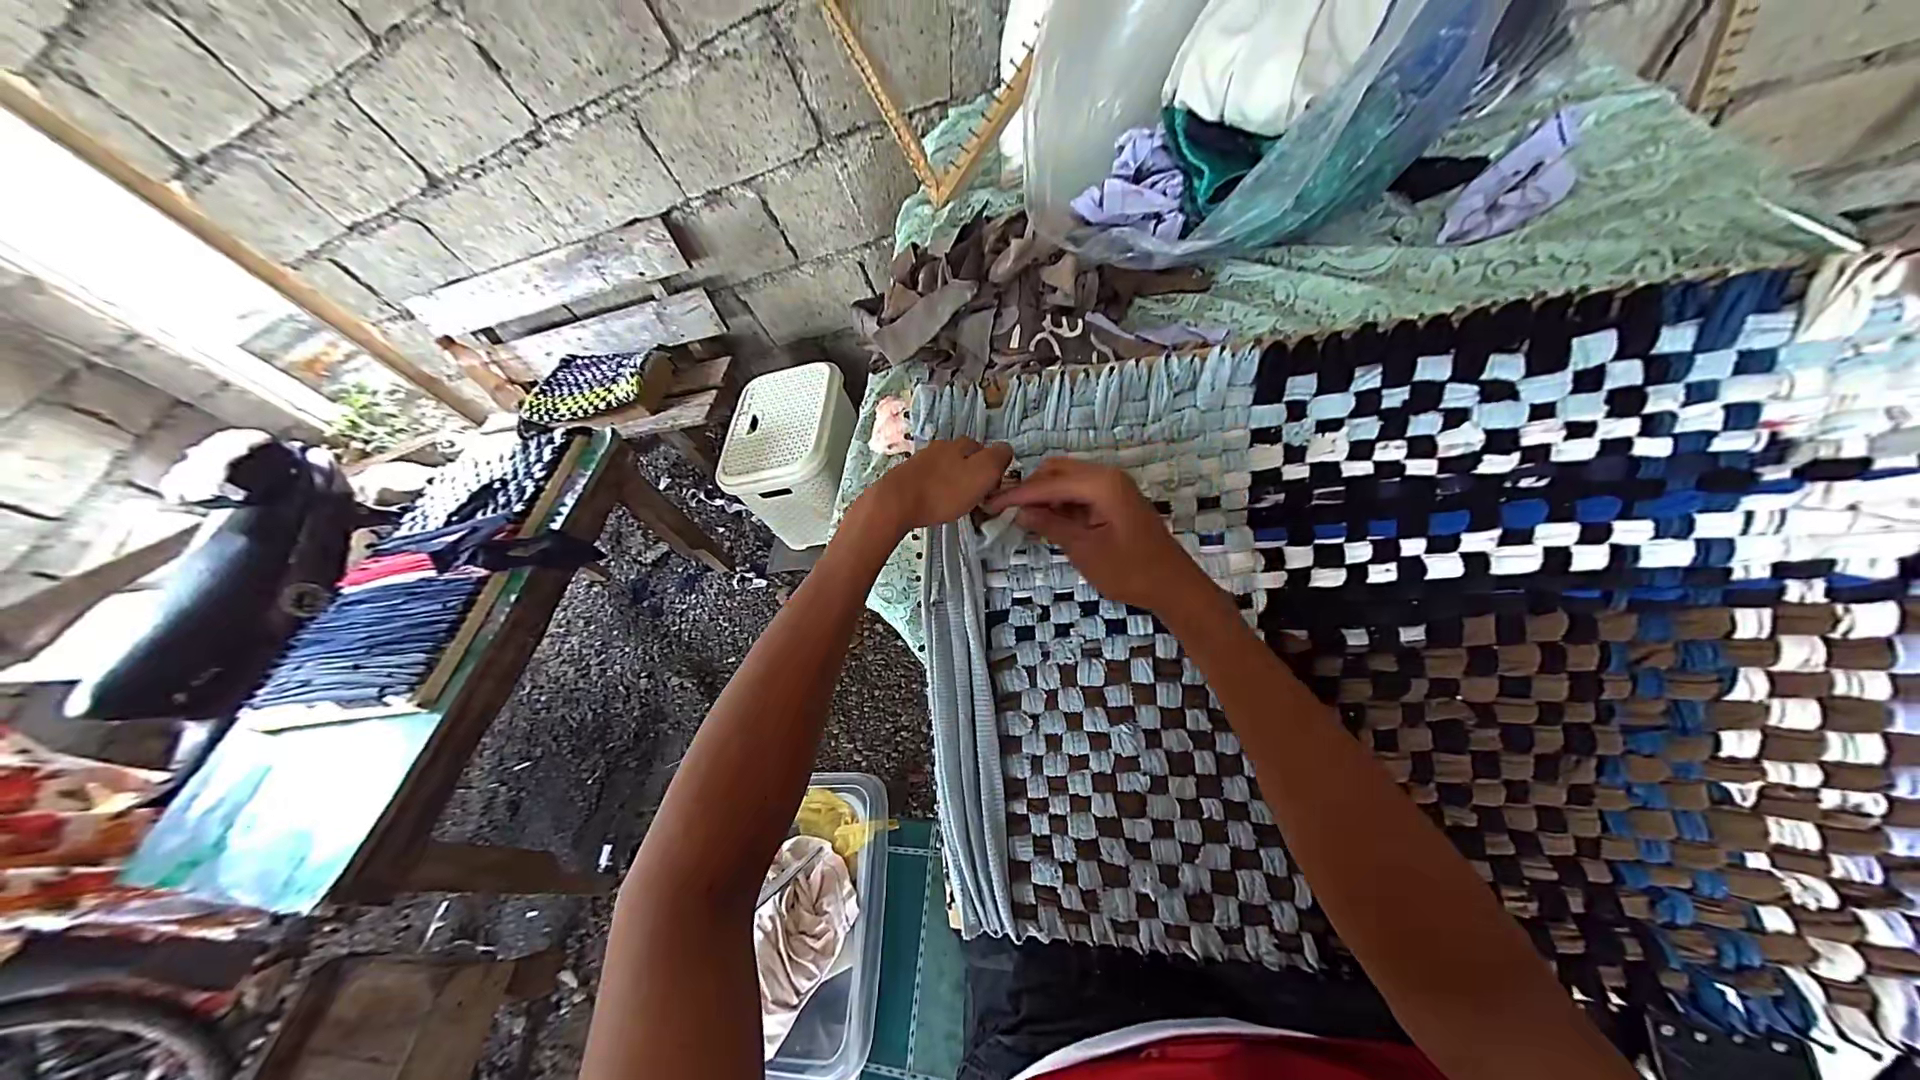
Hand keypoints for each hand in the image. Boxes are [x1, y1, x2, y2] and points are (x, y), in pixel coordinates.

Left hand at [855, 438, 1013, 534]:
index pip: (988, 450)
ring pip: (948, 469)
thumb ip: (999, 458)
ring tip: (954, 503)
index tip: (990, 490)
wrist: (896, 502)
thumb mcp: (983, 473)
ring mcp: (923, 459)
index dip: (994, 471)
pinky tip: (935, 502)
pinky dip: (937, 489)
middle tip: (974, 498)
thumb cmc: (943, 491)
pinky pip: (931, 479)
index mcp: (962, 444)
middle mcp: (942, 446)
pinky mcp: (908, 475)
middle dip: (973, 476)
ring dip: (954, 483)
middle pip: (966, 459)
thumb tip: (1005, 450)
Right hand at [985, 457, 1215, 612]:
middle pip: (1057, 470)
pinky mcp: (1115, 499)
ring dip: (1045, 495)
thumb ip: (1051, 525)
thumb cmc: (1130, 571)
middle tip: (1005, 510)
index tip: (990, 503)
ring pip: (1067, 479)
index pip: (1049, 483)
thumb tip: (1021, 511)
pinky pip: (1080, 491)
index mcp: (1102, 484)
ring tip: (1023, 518)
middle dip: (1030, 489)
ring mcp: (1114, 486)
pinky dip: (1061, 502)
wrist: (1173, 585)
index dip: (1017, 494)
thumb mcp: (1084, 550)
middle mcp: (1108, 476)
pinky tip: (1047, 520)